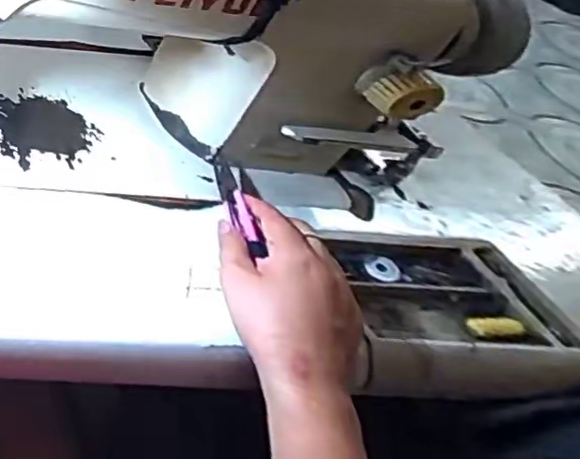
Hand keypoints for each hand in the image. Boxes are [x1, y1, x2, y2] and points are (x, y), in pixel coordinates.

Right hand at [219, 195, 362, 399]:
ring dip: (295, 247)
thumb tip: (229, 227)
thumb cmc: (271, 332)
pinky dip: (312, 271)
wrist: (305, 378)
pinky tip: (295, 285)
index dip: (253, 205)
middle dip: (274, 224)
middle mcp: (324, 267)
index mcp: (295, 254)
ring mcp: (341, 290)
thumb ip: (230, 245)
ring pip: (318, 254)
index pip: (272, 216)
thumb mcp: (235, 280)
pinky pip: (331, 278)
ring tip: (271, 258)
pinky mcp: (349, 311)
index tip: (242, 200)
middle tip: (252, 229)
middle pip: (299, 230)